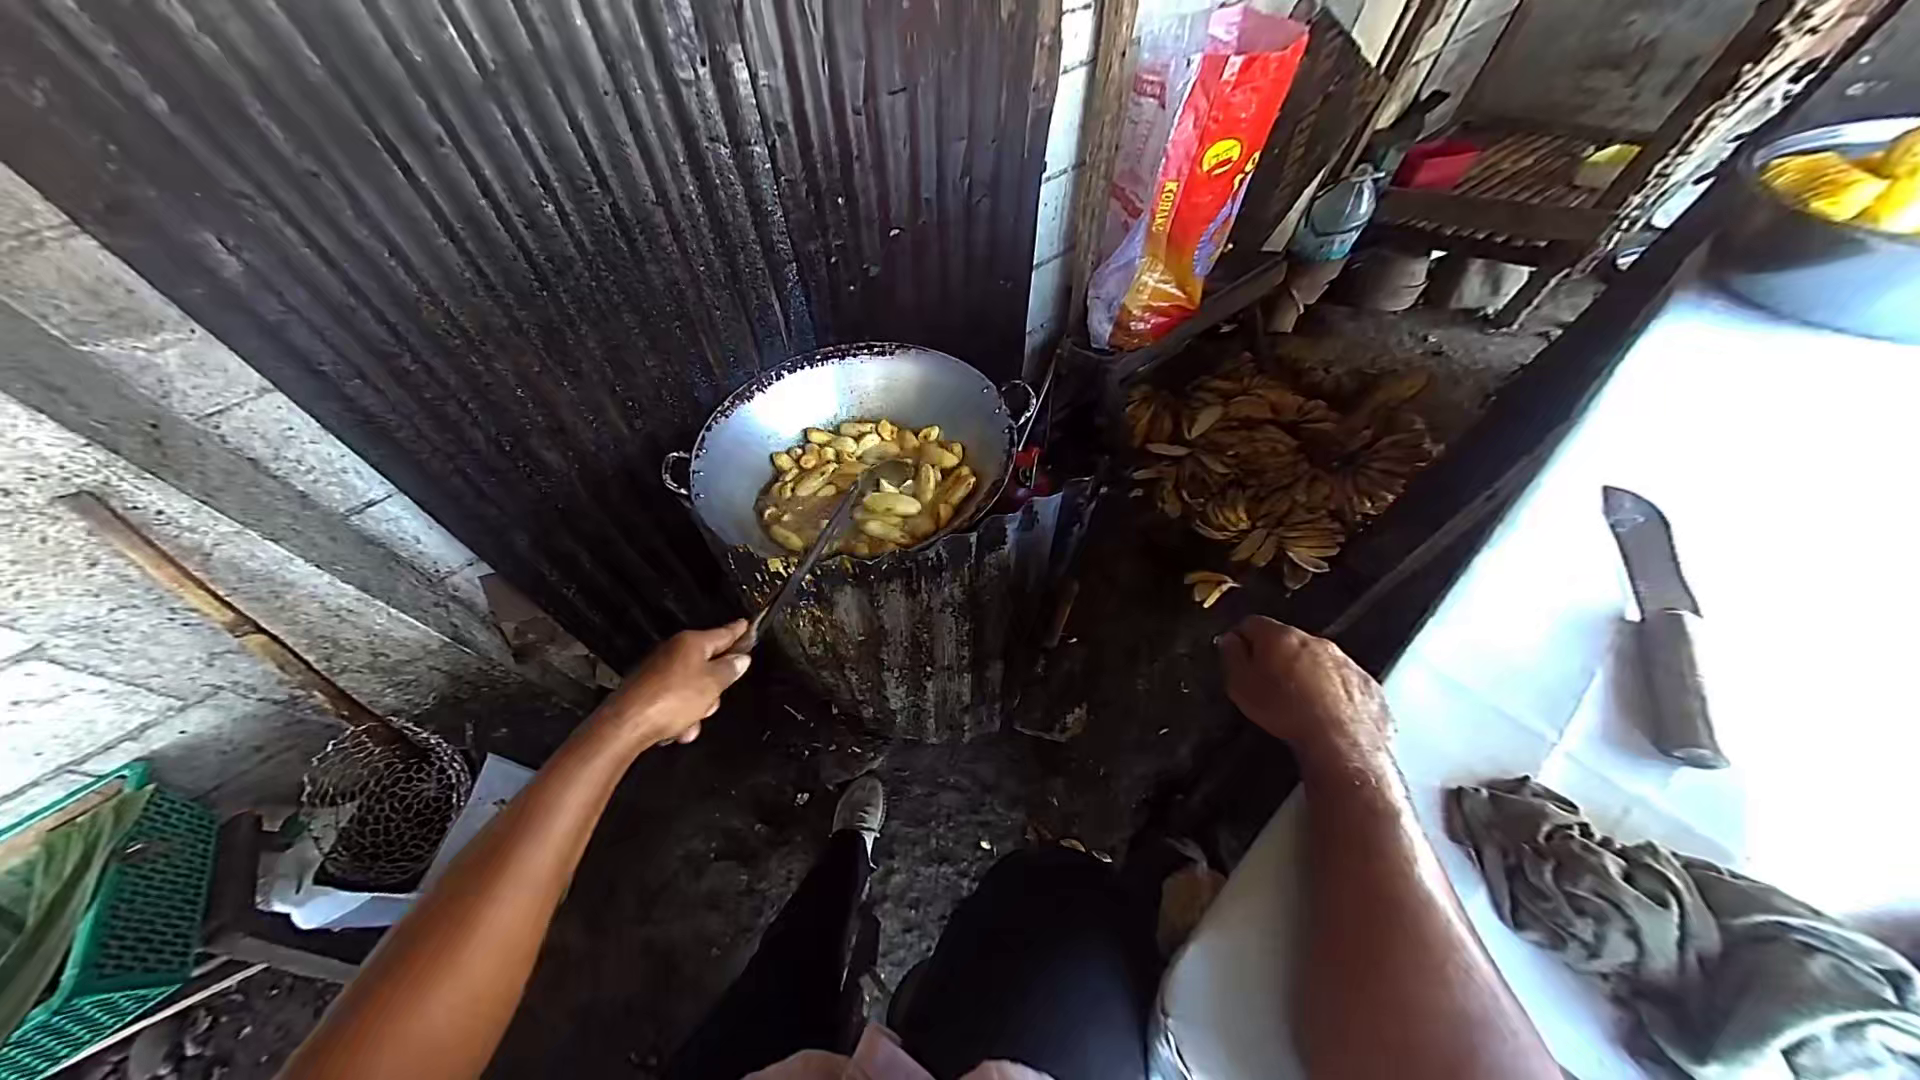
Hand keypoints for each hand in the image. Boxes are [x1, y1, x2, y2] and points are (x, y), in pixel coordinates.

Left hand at [589, 620, 750, 749]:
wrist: (626, 725)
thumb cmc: (668, 700)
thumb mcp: (713, 684)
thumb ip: (730, 669)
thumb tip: (739, 661)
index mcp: (691, 643)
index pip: (723, 633)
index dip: (738, 631)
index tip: (745, 625)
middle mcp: (673, 652)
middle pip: (708, 666)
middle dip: (714, 687)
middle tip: (715, 698)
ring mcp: (658, 672)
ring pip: (692, 689)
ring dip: (697, 707)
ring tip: (691, 721)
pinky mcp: (647, 692)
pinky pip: (674, 702)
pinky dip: (679, 716)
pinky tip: (677, 729)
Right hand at [1218, 616, 1391, 771]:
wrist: (1341, 744)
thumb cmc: (1289, 714)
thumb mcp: (1240, 686)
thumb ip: (1231, 656)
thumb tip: (1230, 641)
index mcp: (1281, 637)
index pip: (1251, 623)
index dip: (1241, 639)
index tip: (1238, 656)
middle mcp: (1315, 642)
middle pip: (1287, 641)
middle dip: (1276, 659)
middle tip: (1266, 687)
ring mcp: (1344, 661)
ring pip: (1316, 661)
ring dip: (1306, 676)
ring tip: (1296, 707)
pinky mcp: (1365, 683)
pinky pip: (1342, 681)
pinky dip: (1332, 693)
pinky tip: (1323, 715)